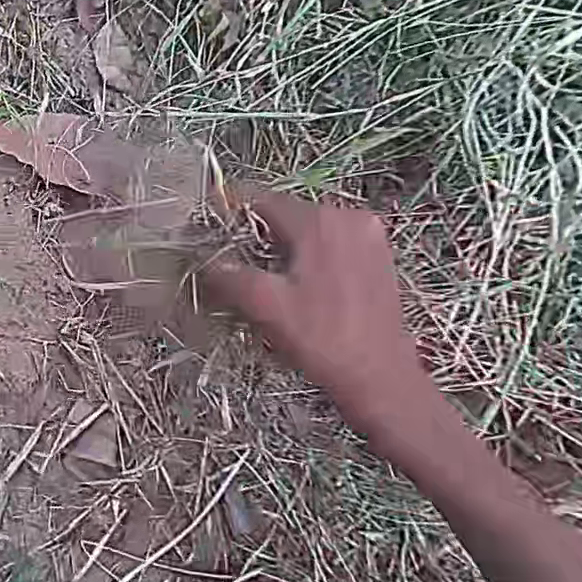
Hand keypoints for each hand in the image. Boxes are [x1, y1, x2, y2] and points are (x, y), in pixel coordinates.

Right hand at [203, 193, 430, 418]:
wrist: (381, 381)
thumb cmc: (322, 340)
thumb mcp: (264, 305)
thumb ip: (226, 274)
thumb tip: (200, 260)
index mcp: (320, 222)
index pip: (261, 200)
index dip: (230, 216)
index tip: (210, 236)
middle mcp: (350, 217)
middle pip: (285, 213)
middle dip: (257, 236)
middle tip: (237, 266)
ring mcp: (370, 236)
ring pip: (307, 230)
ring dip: (283, 247)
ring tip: (269, 280)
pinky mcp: (379, 256)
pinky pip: (330, 243)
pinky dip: (309, 256)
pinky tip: (301, 286)